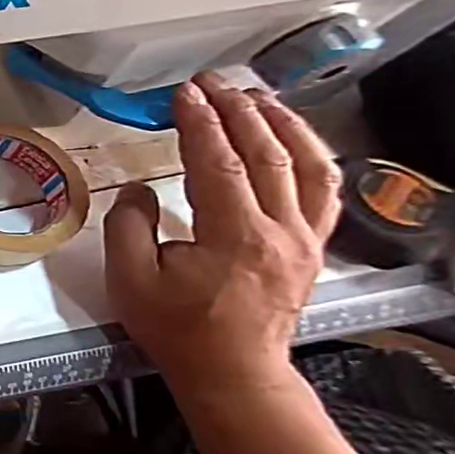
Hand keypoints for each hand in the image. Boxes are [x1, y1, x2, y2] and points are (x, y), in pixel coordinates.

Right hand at [104, 73, 340, 390]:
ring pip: (310, 166)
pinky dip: (311, 156)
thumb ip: (130, 226)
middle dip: (240, 111)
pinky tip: (293, 140)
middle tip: (214, 83)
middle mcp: (282, 230)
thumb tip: (139, 190)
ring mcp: (306, 238)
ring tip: (258, 97)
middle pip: (269, 154)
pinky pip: (324, 190)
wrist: (231, 370)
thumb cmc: (176, 327)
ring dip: (284, 125)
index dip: (201, 124)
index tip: (184, 94)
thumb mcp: (131, 279)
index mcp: (235, 236)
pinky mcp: (312, 247)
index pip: (220, 164)